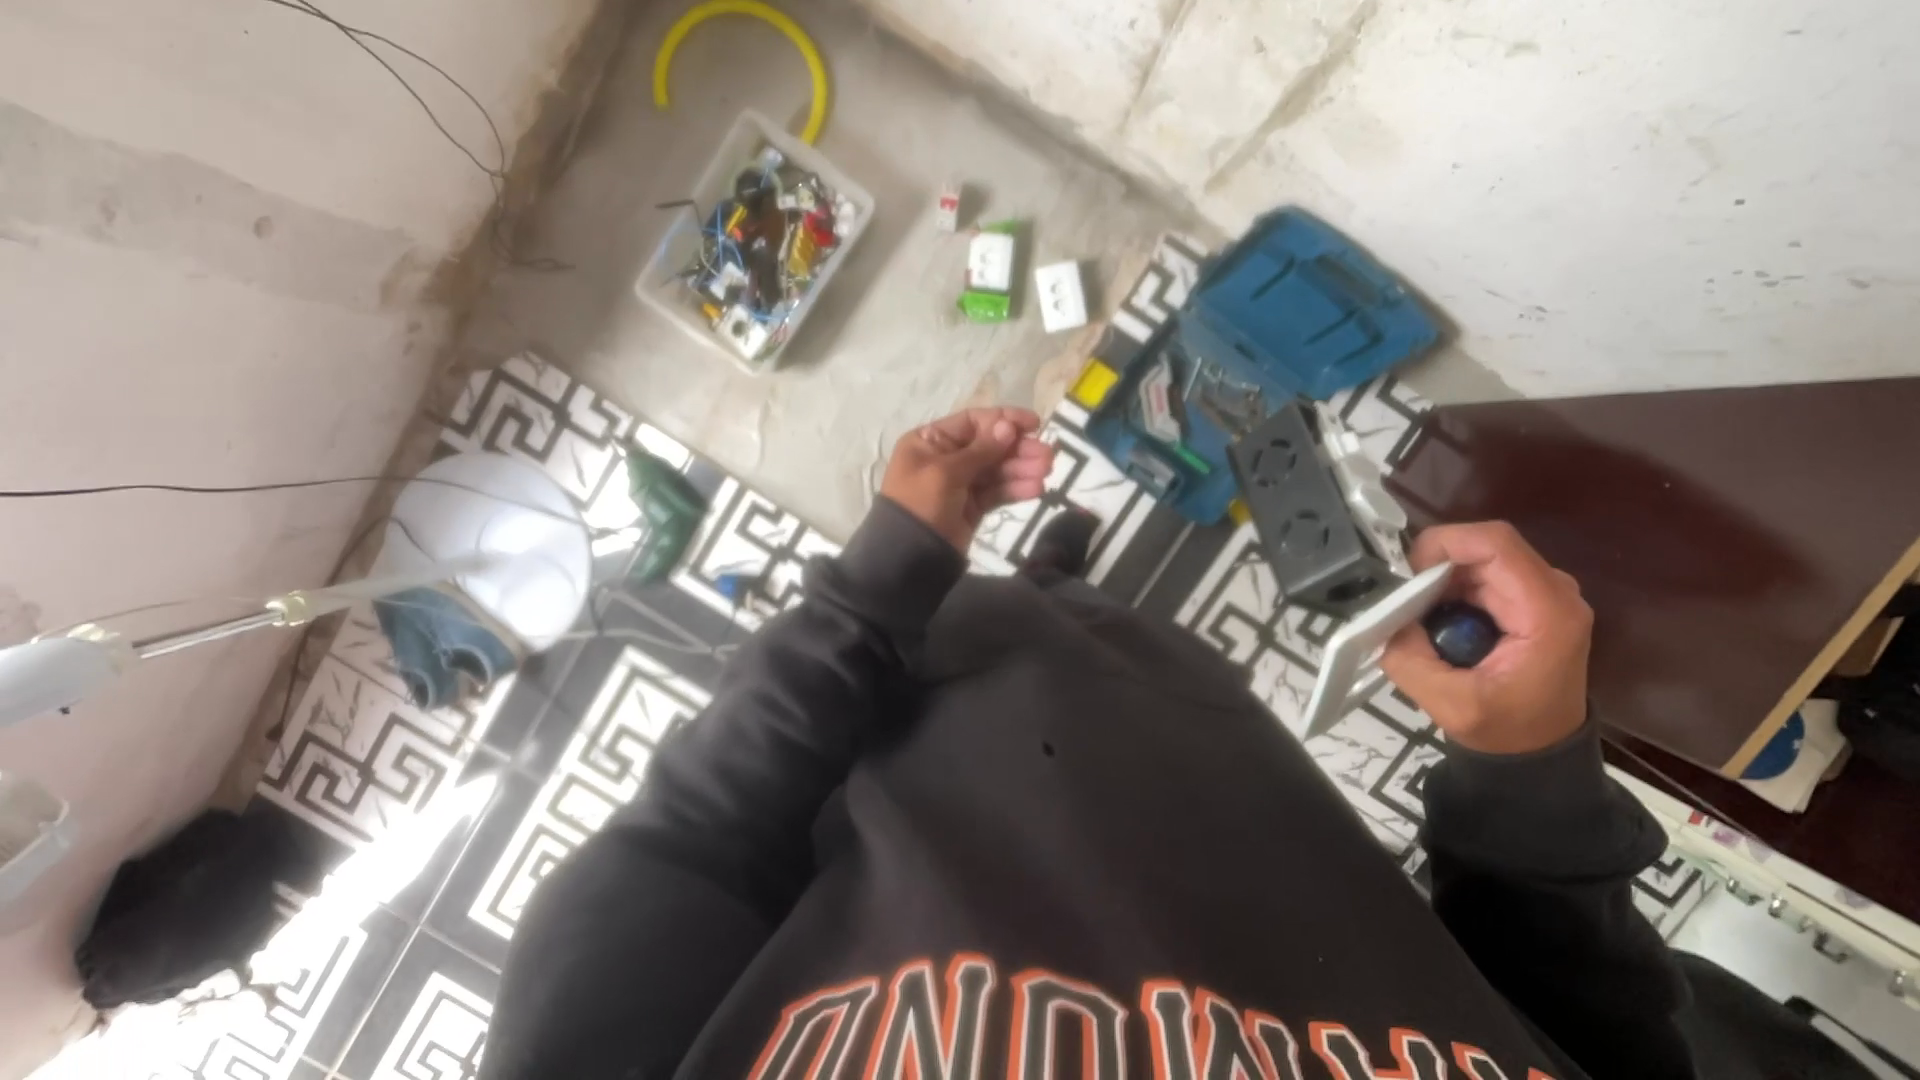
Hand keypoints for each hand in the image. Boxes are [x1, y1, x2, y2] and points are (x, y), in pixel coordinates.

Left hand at [881, 407, 1054, 550]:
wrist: (910, 557)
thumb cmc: (920, 504)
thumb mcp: (946, 472)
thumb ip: (981, 450)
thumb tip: (1008, 426)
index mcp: (930, 441)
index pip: (972, 422)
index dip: (1004, 420)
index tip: (1035, 424)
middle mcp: (945, 458)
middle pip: (989, 445)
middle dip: (1018, 448)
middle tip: (1047, 456)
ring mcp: (959, 483)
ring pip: (996, 469)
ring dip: (1022, 468)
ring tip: (1046, 472)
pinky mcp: (972, 507)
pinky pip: (997, 492)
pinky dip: (1016, 489)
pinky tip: (1036, 489)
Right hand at [1381, 522, 1592, 754]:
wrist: (1541, 752)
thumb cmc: (1506, 730)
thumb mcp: (1450, 704)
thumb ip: (1410, 659)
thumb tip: (1386, 618)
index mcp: (1547, 612)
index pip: (1495, 544)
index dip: (1445, 544)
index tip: (1408, 575)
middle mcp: (1553, 592)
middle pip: (1485, 547)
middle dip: (1436, 567)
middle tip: (1405, 602)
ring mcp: (1544, 594)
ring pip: (1480, 558)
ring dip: (1441, 580)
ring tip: (1420, 618)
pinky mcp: (1530, 601)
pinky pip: (1482, 575)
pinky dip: (1451, 590)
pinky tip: (1438, 622)